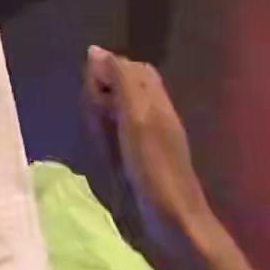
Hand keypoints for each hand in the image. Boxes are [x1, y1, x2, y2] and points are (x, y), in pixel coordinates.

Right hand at [84, 46, 213, 250]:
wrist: (176, 220)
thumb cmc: (153, 164)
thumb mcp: (134, 115)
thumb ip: (119, 79)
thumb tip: (95, 50)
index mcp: (153, 93)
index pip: (124, 65)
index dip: (104, 72)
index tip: (92, 91)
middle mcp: (154, 106)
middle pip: (122, 84)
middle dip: (102, 94)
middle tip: (96, 115)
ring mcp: (151, 131)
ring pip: (119, 107)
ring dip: (104, 115)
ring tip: (100, 134)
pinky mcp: (145, 153)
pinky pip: (121, 130)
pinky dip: (109, 134)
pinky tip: (106, 150)